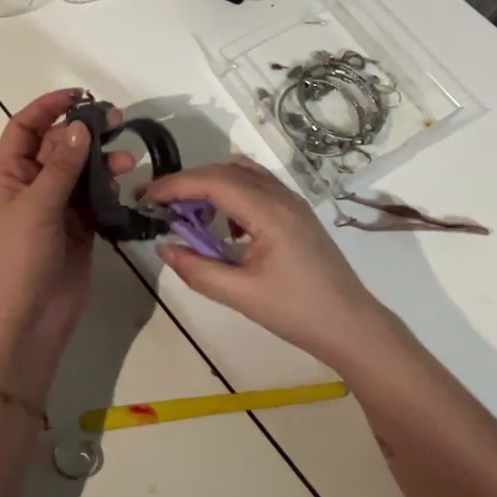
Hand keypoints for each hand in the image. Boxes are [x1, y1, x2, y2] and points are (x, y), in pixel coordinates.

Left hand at [0, 89, 131, 395]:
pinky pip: (97, 197)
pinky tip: (127, 182)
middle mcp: (33, 185)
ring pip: (83, 170)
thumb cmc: (18, 259)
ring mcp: (58, 207)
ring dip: (103, 159)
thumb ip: (62, 165)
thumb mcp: (36, 206)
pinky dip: (112, 186)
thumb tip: (79, 125)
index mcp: (10, 174)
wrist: (26, 322)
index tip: (80, 95)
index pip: (26, 128)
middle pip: (60, 144)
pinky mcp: (81, 229)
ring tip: (128, 159)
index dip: (47, 107)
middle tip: (118, 122)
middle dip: (85, 131)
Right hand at [145, 159, 384, 362]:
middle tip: (158, 206)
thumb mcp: (241, 295)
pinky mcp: (296, 213)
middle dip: (187, 183)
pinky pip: (257, 186)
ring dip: (210, 185)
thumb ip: (198, 269)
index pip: (212, 182)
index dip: (174, 186)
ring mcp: (292, 202)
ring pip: (242, 173)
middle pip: (224, 171)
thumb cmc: (297, 312)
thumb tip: (164, 246)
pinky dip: (231, 193)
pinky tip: (224, 226)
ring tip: (187, 214)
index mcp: (268, 211)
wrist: (351, 326)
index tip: (145, 199)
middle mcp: (281, 196)